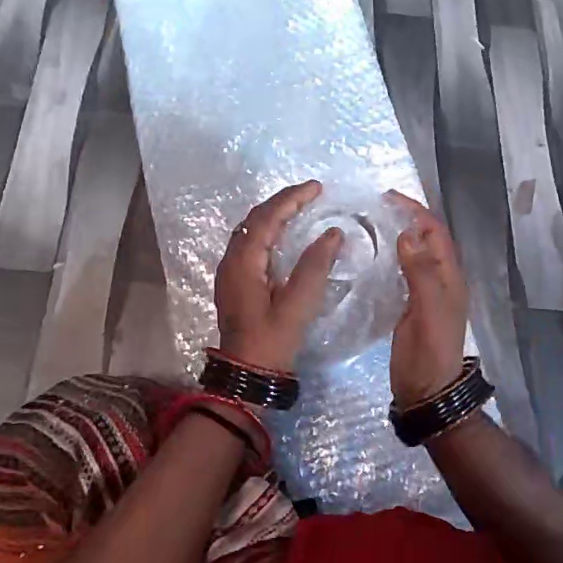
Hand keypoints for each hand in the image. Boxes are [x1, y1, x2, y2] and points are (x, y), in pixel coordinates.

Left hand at [214, 181, 343, 373]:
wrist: (245, 374)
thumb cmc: (271, 341)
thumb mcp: (297, 306)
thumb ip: (315, 267)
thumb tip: (332, 233)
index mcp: (243, 262)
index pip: (267, 218)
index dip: (291, 199)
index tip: (316, 188)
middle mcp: (231, 261)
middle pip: (254, 220)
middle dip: (282, 202)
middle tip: (311, 194)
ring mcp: (230, 273)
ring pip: (249, 232)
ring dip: (273, 216)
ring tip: (300, 208)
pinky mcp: (235, 284)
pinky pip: (249, 245)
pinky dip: (268, 233)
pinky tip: (284, 237)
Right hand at [388, 190, 468, 404]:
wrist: (426, 391)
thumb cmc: (430, 352)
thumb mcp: (429, 312)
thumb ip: (421, 273)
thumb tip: (407, 234)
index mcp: (449, 278)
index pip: (435, 233)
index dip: (416, 212)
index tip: (388, 197)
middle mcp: (439, 281)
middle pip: (425, 240)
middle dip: (405, 219)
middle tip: (373, 208)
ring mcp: (423, 294)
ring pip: (412, 256)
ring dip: (396, 237)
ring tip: (367, 226)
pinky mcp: (407, 307)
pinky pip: (400, 274)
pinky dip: (387, 259)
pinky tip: (368, 259)